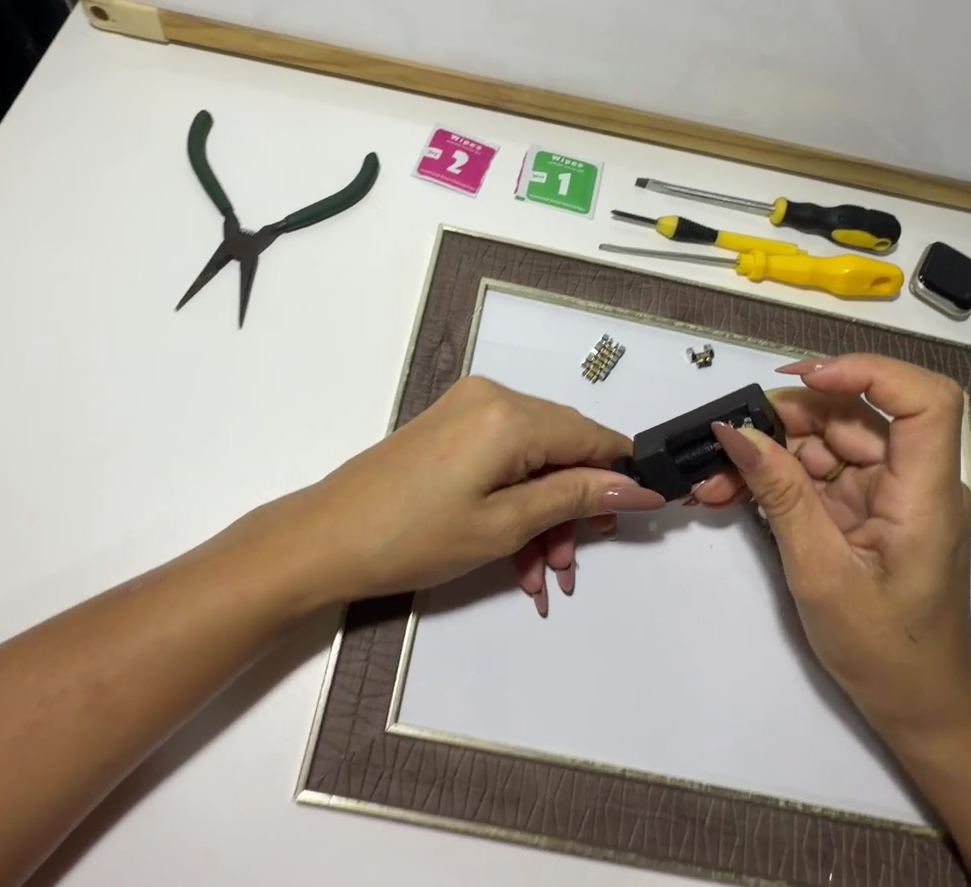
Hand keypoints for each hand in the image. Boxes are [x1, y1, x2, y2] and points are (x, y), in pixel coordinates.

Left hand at [246, 376, 664, 610]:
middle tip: (572, 564)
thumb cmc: (413, 538)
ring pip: (533, 459)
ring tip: (541, 573)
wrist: (326, 539)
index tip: (644, 513)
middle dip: (575, 508)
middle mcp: (491, 397)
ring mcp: (466, 409)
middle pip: (562, 448)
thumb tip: (638, 485)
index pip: (591, 436)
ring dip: (544, 514)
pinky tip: (516, 554)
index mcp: (509, 414)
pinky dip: (516, 500)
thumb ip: (575, 497)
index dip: (622, 475)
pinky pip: (503, 459)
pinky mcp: (449, 426)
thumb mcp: (504, 524)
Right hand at [698, 354, 970, 737]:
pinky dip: (776, 478)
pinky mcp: (866, 508)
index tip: (803, 378)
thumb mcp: (819, 570)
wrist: (914, 701)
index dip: (868, 372)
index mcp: (925, 494)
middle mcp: (913, 481)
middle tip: (728, 443)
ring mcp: (889, 493)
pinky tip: (733, 492)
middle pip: (855, 416)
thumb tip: (735, 433)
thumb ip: (780, 494)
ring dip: (769, 452)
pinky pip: (818, 473)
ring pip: (828, 441)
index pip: (924, 400)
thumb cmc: (881, 648)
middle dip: (787, 421)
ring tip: (717, 479)